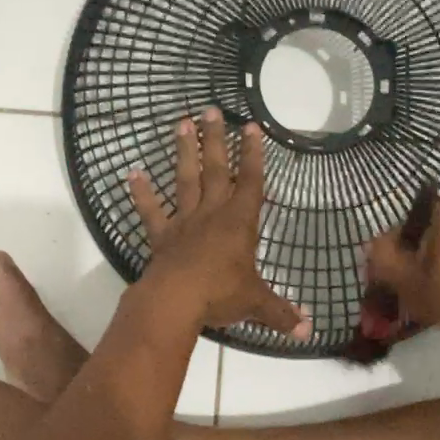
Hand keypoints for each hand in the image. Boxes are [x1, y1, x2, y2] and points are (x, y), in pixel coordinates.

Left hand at [129, 109, 309, 337]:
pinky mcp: (161, 236)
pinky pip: (151, 211)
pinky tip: (132, 173)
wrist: (176, 300)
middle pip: (215, 169)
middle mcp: (212, 214)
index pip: (250, 181)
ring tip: (181, 122)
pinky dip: (141, 193)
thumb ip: (280, 313)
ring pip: (185, 180)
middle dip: (215, 139)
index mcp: (240, 222)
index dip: (252, 154)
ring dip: (184, 152)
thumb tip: (307, 331)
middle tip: (211, 109)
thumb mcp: (256, 303)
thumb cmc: (221, 294)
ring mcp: (184, 222)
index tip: (251, 127)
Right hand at [363, 199, 439, 337]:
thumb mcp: (415, 287)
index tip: (384, 298)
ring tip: (433, 310)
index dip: (382, 269)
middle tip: (406, 308)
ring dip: (433, 276)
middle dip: (409, 273)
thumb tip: (371, 246)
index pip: (393, 236)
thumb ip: (384, 264)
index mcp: (438, 211)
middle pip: (421, 242)